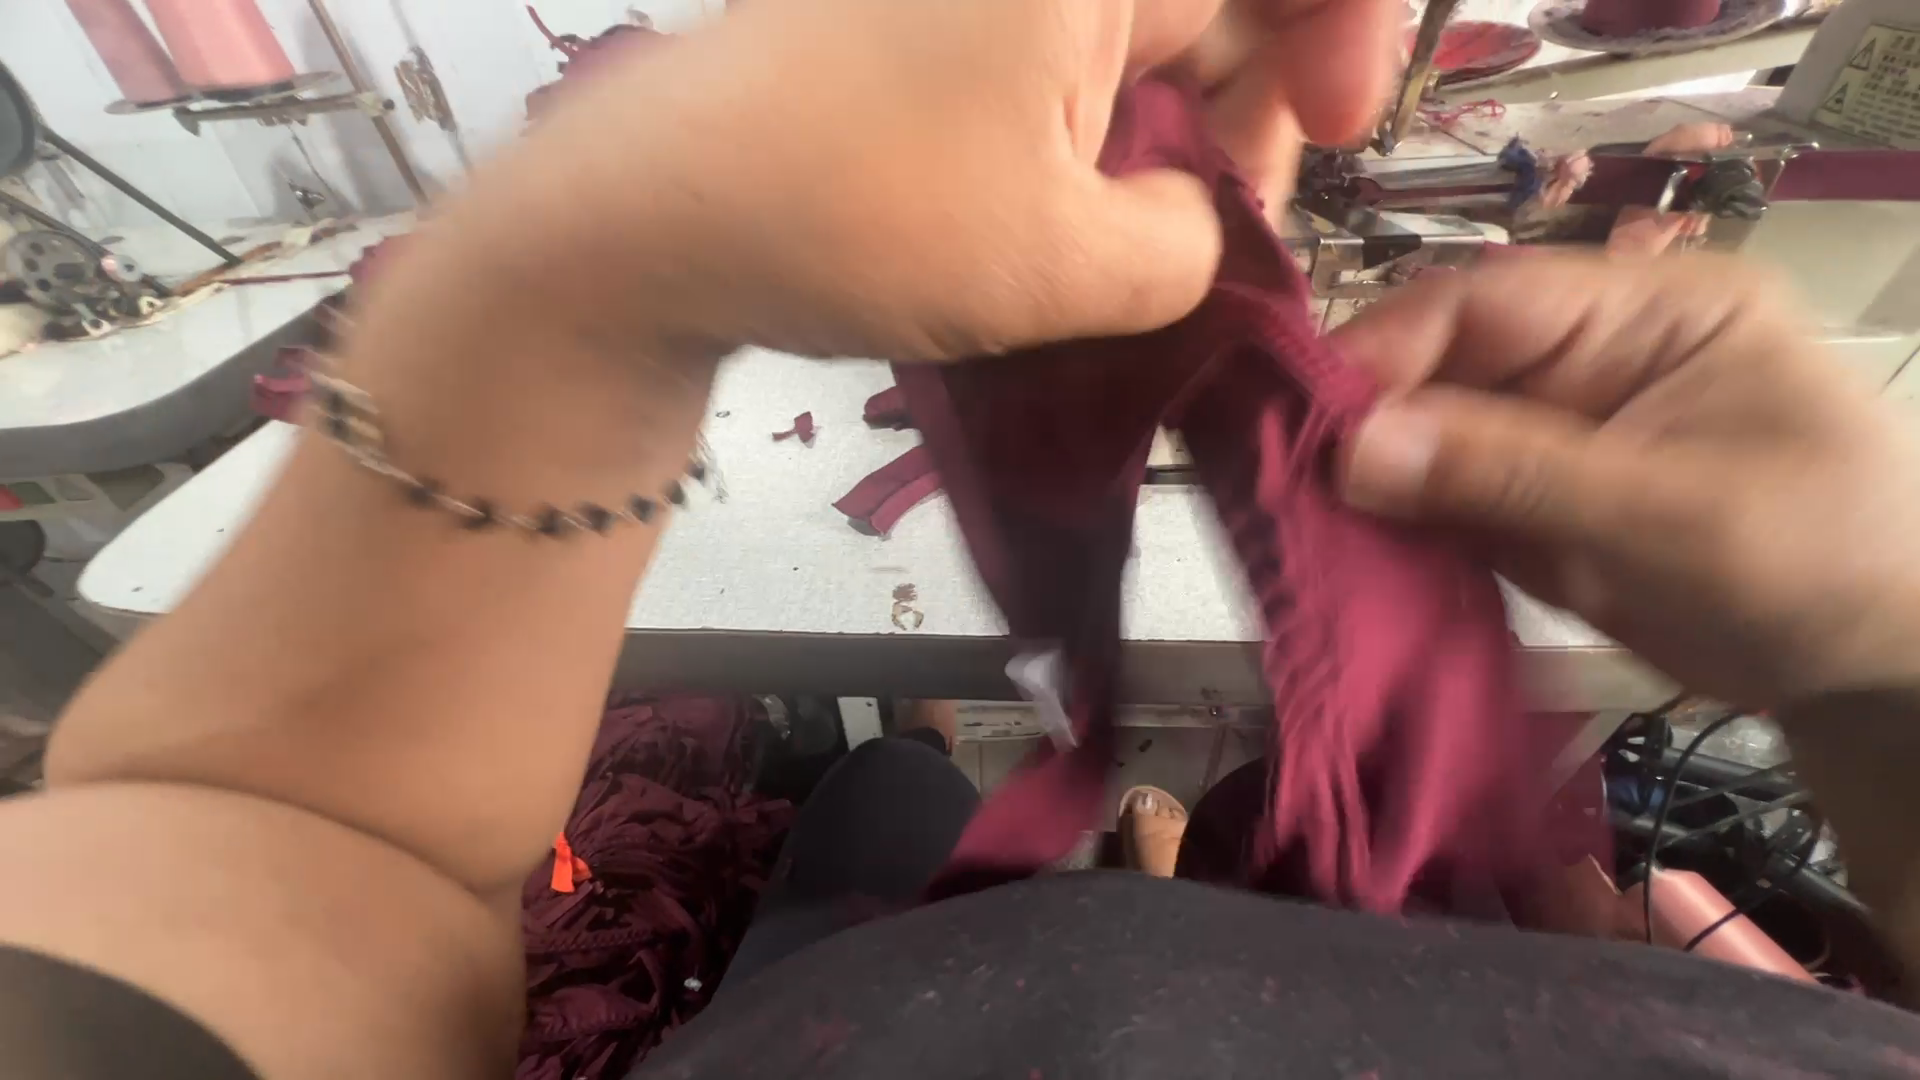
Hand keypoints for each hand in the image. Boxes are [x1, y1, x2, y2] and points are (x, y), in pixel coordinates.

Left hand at [396, 0, 1397, 362]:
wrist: (660, 224)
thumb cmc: (863, 218)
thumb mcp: (1060, 261)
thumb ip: (1185, 249)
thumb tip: (1207, 232)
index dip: (1349, 26)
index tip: (1340, 132)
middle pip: (1206, 17)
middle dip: (1238, 134)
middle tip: (1211, 251)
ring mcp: (977, 6)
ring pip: (1129, 71)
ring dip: (1153, 175)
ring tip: (1126, 273)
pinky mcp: (934, 51)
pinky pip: (1054, 100)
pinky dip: (1084, 177)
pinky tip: (1065, 250)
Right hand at [1334, 254, 1919, 707]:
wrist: (1861, 669)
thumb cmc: (1815, 564)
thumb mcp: (1669, 511)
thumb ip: (1507, 470)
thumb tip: (1352, 448)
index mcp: (1639, 311)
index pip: (1480, 301)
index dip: (1385, 349)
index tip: (1310, 415)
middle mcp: (1570, 356)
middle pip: (1429, 364)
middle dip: (1358, 417)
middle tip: (1287, 471)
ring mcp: (1530, 427)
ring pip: (1409, 430)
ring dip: (1356, 470)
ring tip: (1298, 507)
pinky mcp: (1502, 490)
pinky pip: (1418, 489)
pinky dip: (1376, 513)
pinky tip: (1338, 534)